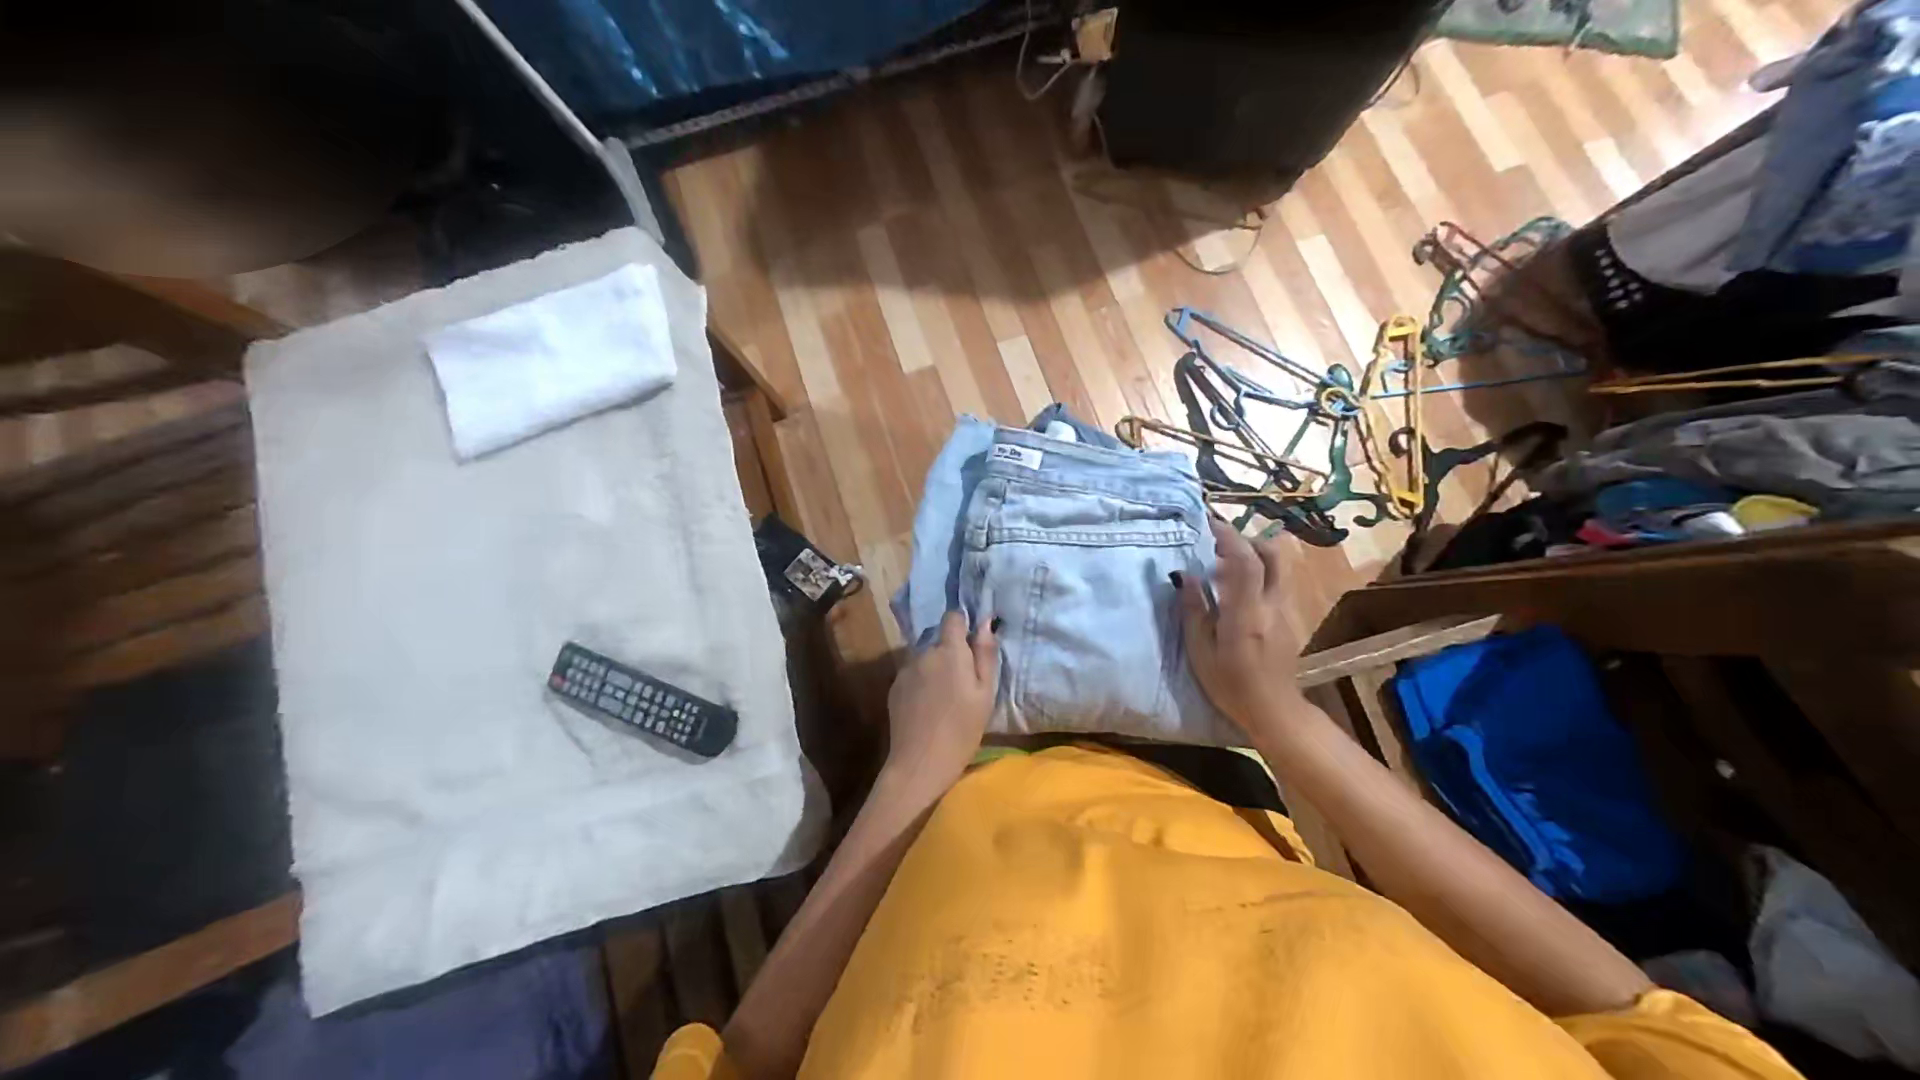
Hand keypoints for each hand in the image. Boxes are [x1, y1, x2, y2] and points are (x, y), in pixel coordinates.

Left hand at [883, 611, 999, 797]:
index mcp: (949, 651)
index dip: (962, 624)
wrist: (920, 762)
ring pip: (924, 658)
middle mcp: (923, 653)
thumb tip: (986, 622)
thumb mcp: (985, 693)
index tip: (971, 642)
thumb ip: (985, 654)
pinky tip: (927, 707)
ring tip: (944, 697)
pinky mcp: (893, 687)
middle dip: (950, 652)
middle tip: (963, 681)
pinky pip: (912, 674)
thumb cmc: (962, 729)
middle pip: (938, 640)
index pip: (952, 617)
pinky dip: (921, 682)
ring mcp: (905, 670)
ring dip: (935, 667)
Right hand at [1177, 518, 1307, 735]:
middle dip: (1246, 540)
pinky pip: (1274, 583)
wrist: (1273, 710)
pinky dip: (1256, 573)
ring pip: (1277, 567)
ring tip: (1223, 567)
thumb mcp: (1200, 650)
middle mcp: (1272, 604)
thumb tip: (1185, 575)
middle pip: (1271, 554)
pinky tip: (1234, 591)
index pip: (1245, 561)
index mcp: (1247, 612)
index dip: (1228, 536)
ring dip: (1252, 556)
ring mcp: (1285, 610)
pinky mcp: (1288, 618)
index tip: (1208, 523)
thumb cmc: (1230, 684)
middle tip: (1218, 544)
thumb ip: (1194, 609)